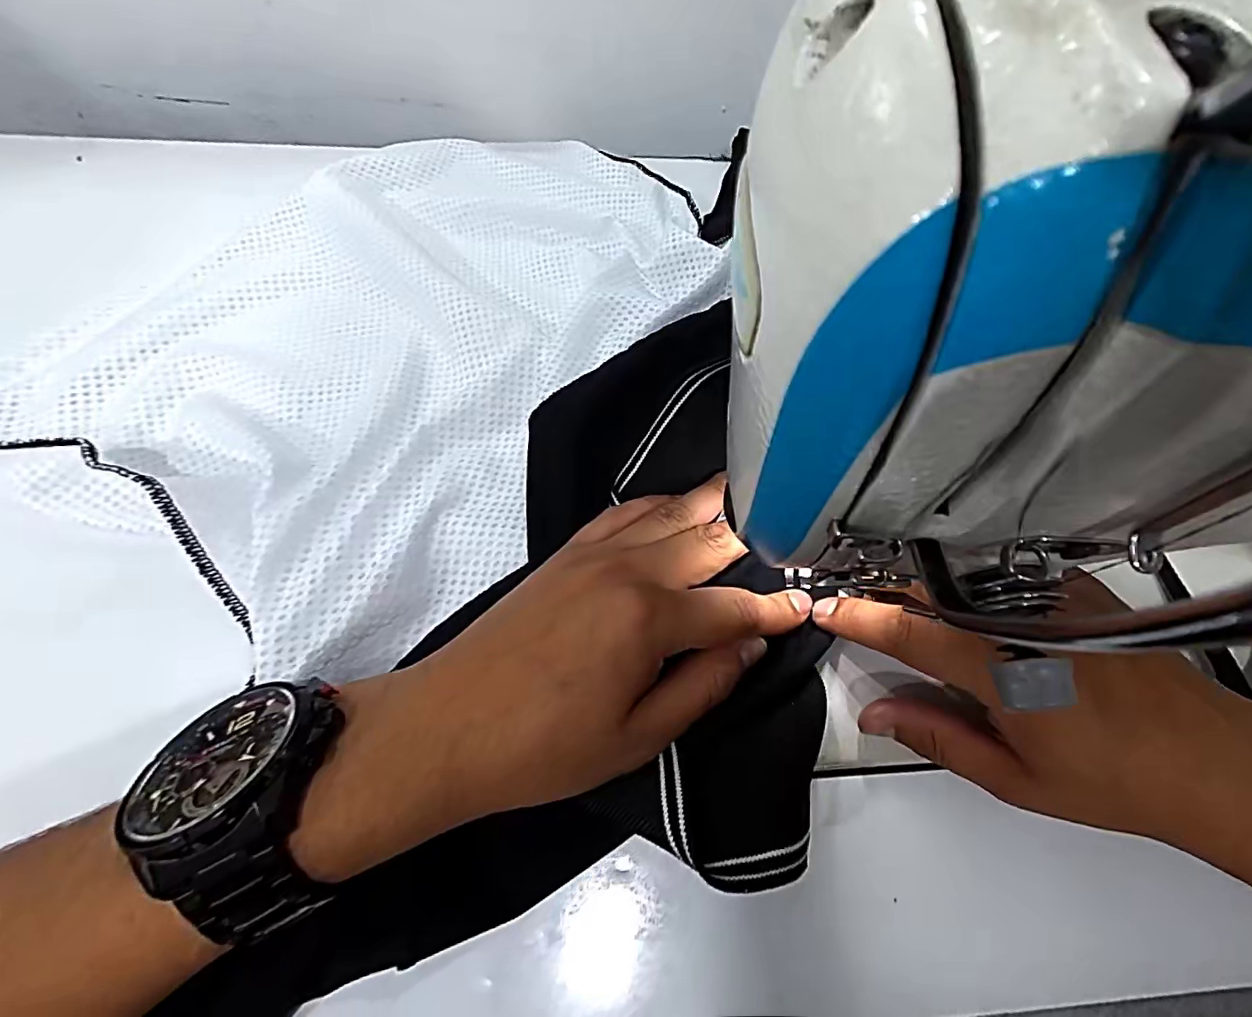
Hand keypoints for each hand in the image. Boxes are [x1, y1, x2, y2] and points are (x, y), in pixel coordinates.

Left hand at [291, 475, 811, 879]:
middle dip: (759, 541)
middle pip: (712, 540)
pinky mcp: (569, 551)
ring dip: (717, 508)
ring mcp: (596, 552)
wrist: (444, 728)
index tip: (807, 604)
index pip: (735, 606)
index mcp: (650, 618)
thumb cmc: (543, 748)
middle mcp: (630, 569)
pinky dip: (663, 505)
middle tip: (791, 542)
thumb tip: (749, 646)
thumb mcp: (637, 738)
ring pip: (673, 512)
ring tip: (754, 502)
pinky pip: (628, 511)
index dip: (777, 608)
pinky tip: (679, 510)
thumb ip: (703, 686)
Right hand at [812, 579, 1251, 875]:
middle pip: (931, 591)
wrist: (1211, 759)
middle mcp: (1023, 617)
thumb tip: (878, 714)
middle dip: (885, 596)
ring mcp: (1053, 595)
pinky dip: (968, 585)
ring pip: (964, 579)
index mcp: (1001, 667)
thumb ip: (938, 736)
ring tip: (900, 607)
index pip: (908, 630)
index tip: (824, 609)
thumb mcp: (1014, 778)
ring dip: (924, 589)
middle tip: (856, 610)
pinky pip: (1001, 576)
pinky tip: (965, 604)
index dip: (859, 617)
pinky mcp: (1075, 586)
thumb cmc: (1114, 780)